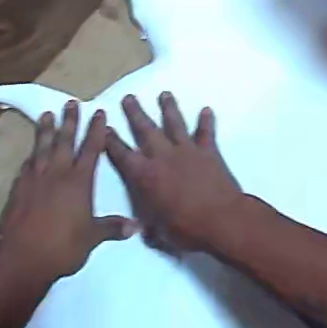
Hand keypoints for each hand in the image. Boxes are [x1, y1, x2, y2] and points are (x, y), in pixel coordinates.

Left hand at [0, 101, 129, 280]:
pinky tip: (31, 153)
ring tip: (47, 115)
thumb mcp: (93, 237)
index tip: (99, 113)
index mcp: (79, 181)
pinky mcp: (18, 190)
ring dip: (46, 131)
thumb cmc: (64, 247)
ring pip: (42, 148)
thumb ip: (112, 227)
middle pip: (65, 141)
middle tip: (71, 103)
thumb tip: (136, 226)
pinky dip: (32, 155)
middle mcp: (58, 174)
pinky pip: (27, 166)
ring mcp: (35, 180)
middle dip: (70, 121)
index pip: (91, 149)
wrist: (23, 259)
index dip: (96, 130)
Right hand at [105, 92, 245, 250]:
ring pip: (175, 124)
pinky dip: (207, 121)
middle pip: (146, 130)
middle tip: (129, 97)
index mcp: (145, 177)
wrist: (222, 219)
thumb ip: (152, 227)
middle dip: (135, 113)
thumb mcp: (161, 233)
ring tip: (165, 94)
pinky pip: (207, 133)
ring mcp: (187, 151)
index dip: (112, 141)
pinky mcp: (209, 152)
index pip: (123, 155)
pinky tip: (207, 109)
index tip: (104, 127)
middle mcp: (163, 157)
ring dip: (169, 108)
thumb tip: (146, 231)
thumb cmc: (187, 229)